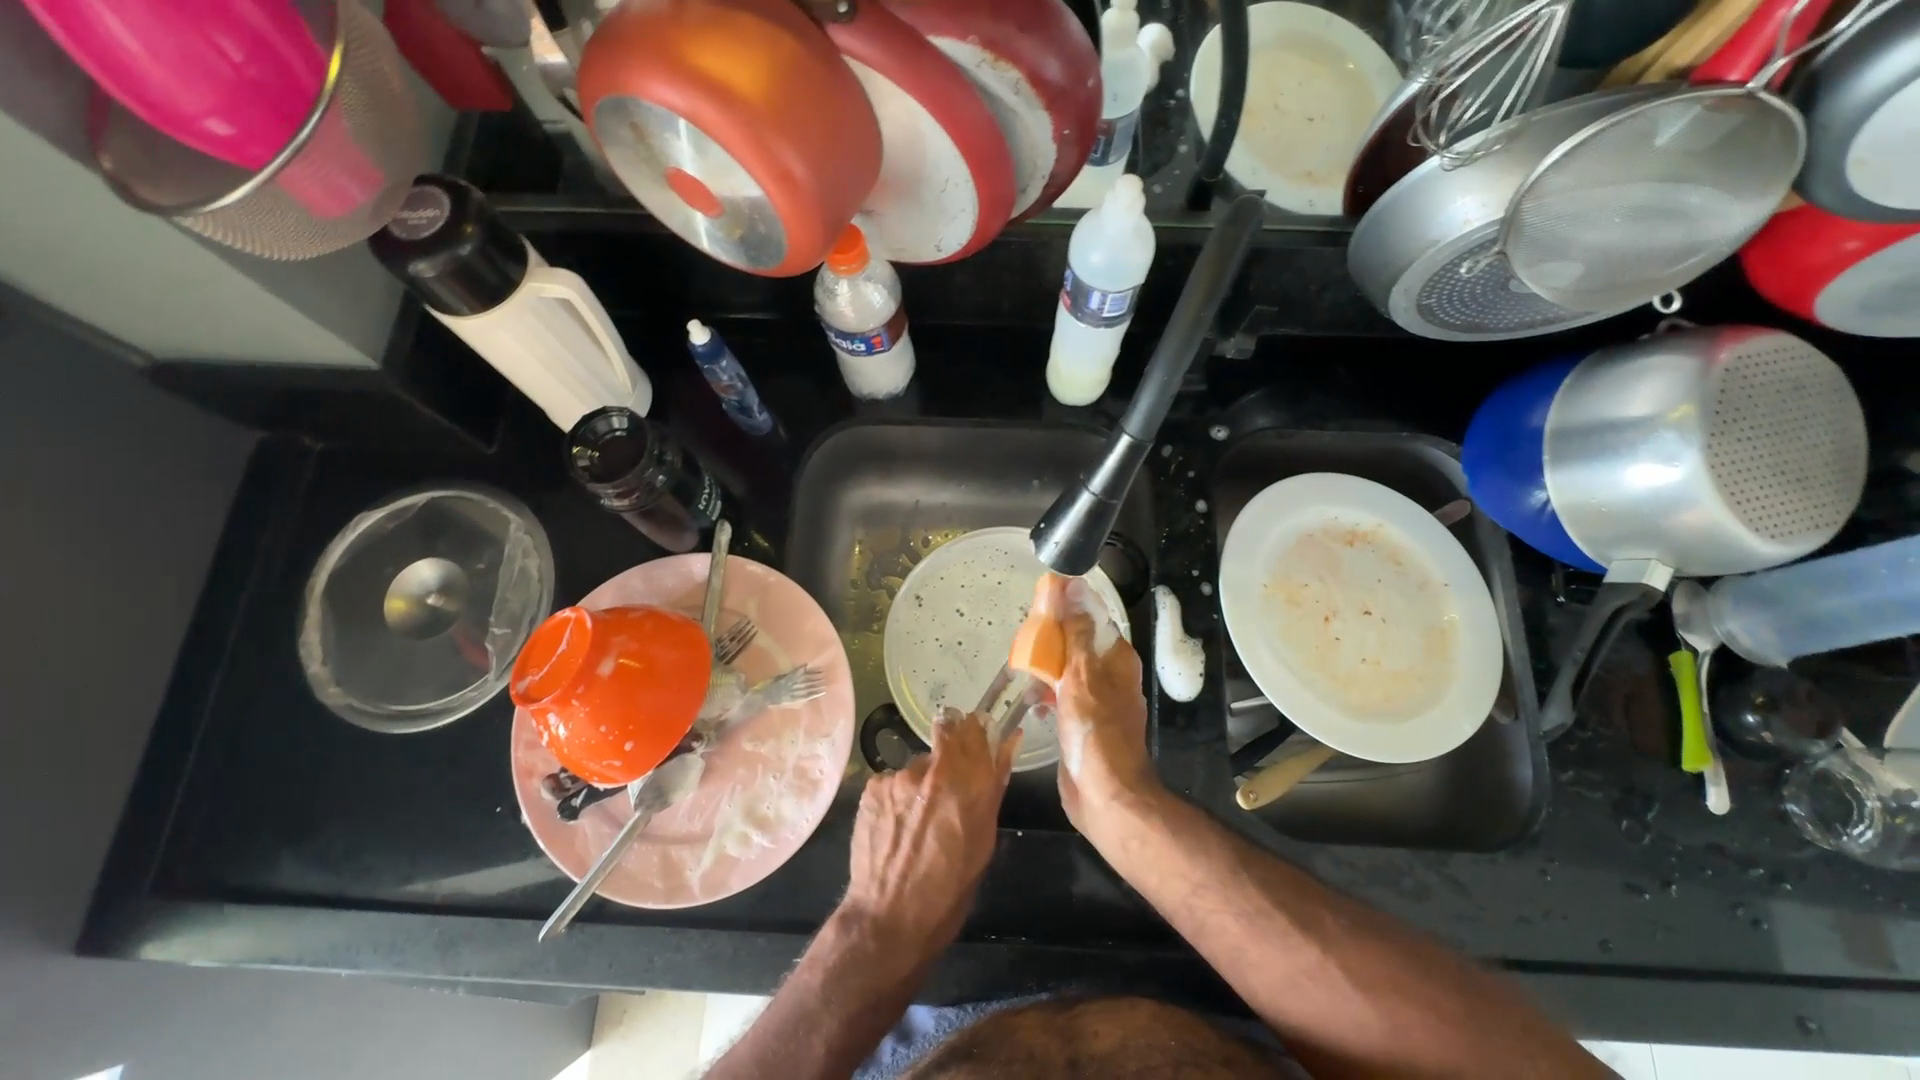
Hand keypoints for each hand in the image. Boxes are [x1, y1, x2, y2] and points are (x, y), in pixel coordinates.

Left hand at [842, 709, 1016, 953]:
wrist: (890, 916)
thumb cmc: (949, 889)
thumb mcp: (983, 841)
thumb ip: (994, 786)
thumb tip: (1009, 741)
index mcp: (970, 783)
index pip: (976, 730)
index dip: (976, 732)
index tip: (978, 739)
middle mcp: (936, 770)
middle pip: (947, 737)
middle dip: (950, 752)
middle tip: (946, 790)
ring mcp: (901, 776)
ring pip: (919, 765)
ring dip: (923, 782)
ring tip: (917, 821)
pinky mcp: (874, 786)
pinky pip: (894, 781)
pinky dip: (898, 796)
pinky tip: (896, 826)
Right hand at [1039, 574, 1158, 830]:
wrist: (1105, 794)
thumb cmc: (1095, 730)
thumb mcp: (1082, 675)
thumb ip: (1076, 633)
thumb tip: (1072, 589)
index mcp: (1117, 660)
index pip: (1094, 617)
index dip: (1071, 603)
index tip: (1044, 594)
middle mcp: (1110, 677)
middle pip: (1079, 643)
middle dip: (1053, 636)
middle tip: (1026, 632)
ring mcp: (1096, 702)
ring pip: (1067, 670)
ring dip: (1046, 666)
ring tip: (1021, 664)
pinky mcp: (1081, 724)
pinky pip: (1061, 697)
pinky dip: (1046, 693)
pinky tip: (1029, 698)